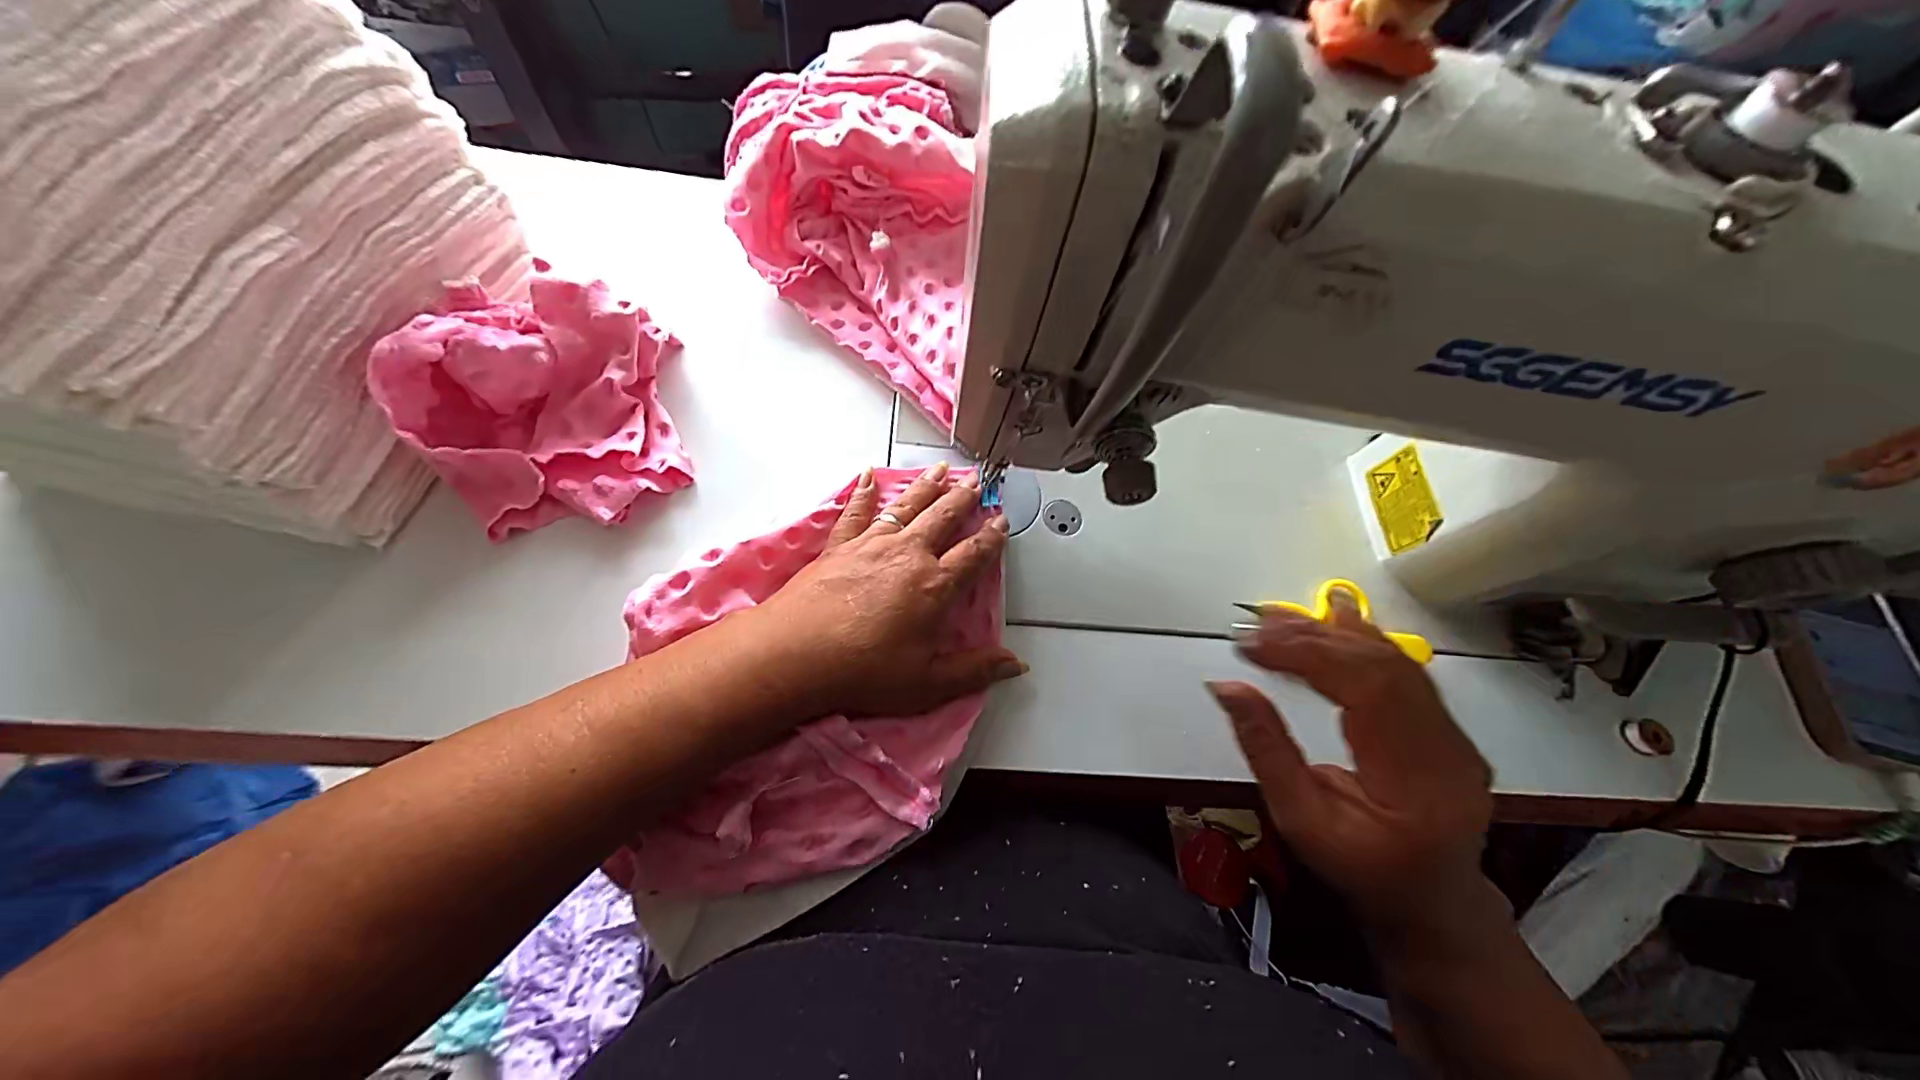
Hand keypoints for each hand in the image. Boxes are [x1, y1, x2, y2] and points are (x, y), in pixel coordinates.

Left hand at [747, 463, 1024, 718]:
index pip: (973, 554)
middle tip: (976, 482)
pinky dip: (864, 493)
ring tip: (941, 470)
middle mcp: (907, 555)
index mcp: (935, 586)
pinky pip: (857, 513)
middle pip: (942, 518)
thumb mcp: (928, 682)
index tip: (1001, 521)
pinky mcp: (839, 547)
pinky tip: (868, 477)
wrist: (797, 653)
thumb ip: (974, 670)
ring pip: (907, 507)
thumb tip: (1015, 664)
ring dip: (927, 486)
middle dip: (962, 498)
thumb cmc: (864, 671)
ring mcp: (871, 546)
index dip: (991, 537)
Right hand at [1208, 587, 1493, 930]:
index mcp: (1416, 781)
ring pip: (1395, 661)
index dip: (1307, 654)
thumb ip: (1265, 750)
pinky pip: (1403, 669)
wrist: (1429, 898)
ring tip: (1280, 615)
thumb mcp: (1299, 819)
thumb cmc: (1361, 868)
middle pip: (1383, 667)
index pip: (1368, 690)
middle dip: (1314, 636)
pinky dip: (1359, 640)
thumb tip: (1226, 688)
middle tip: (1256, 624)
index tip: (1252, 644)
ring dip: (1333, 631)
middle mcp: (1448, 749)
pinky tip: (1330, 618)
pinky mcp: (1445, 725)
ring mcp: (1454, 734)